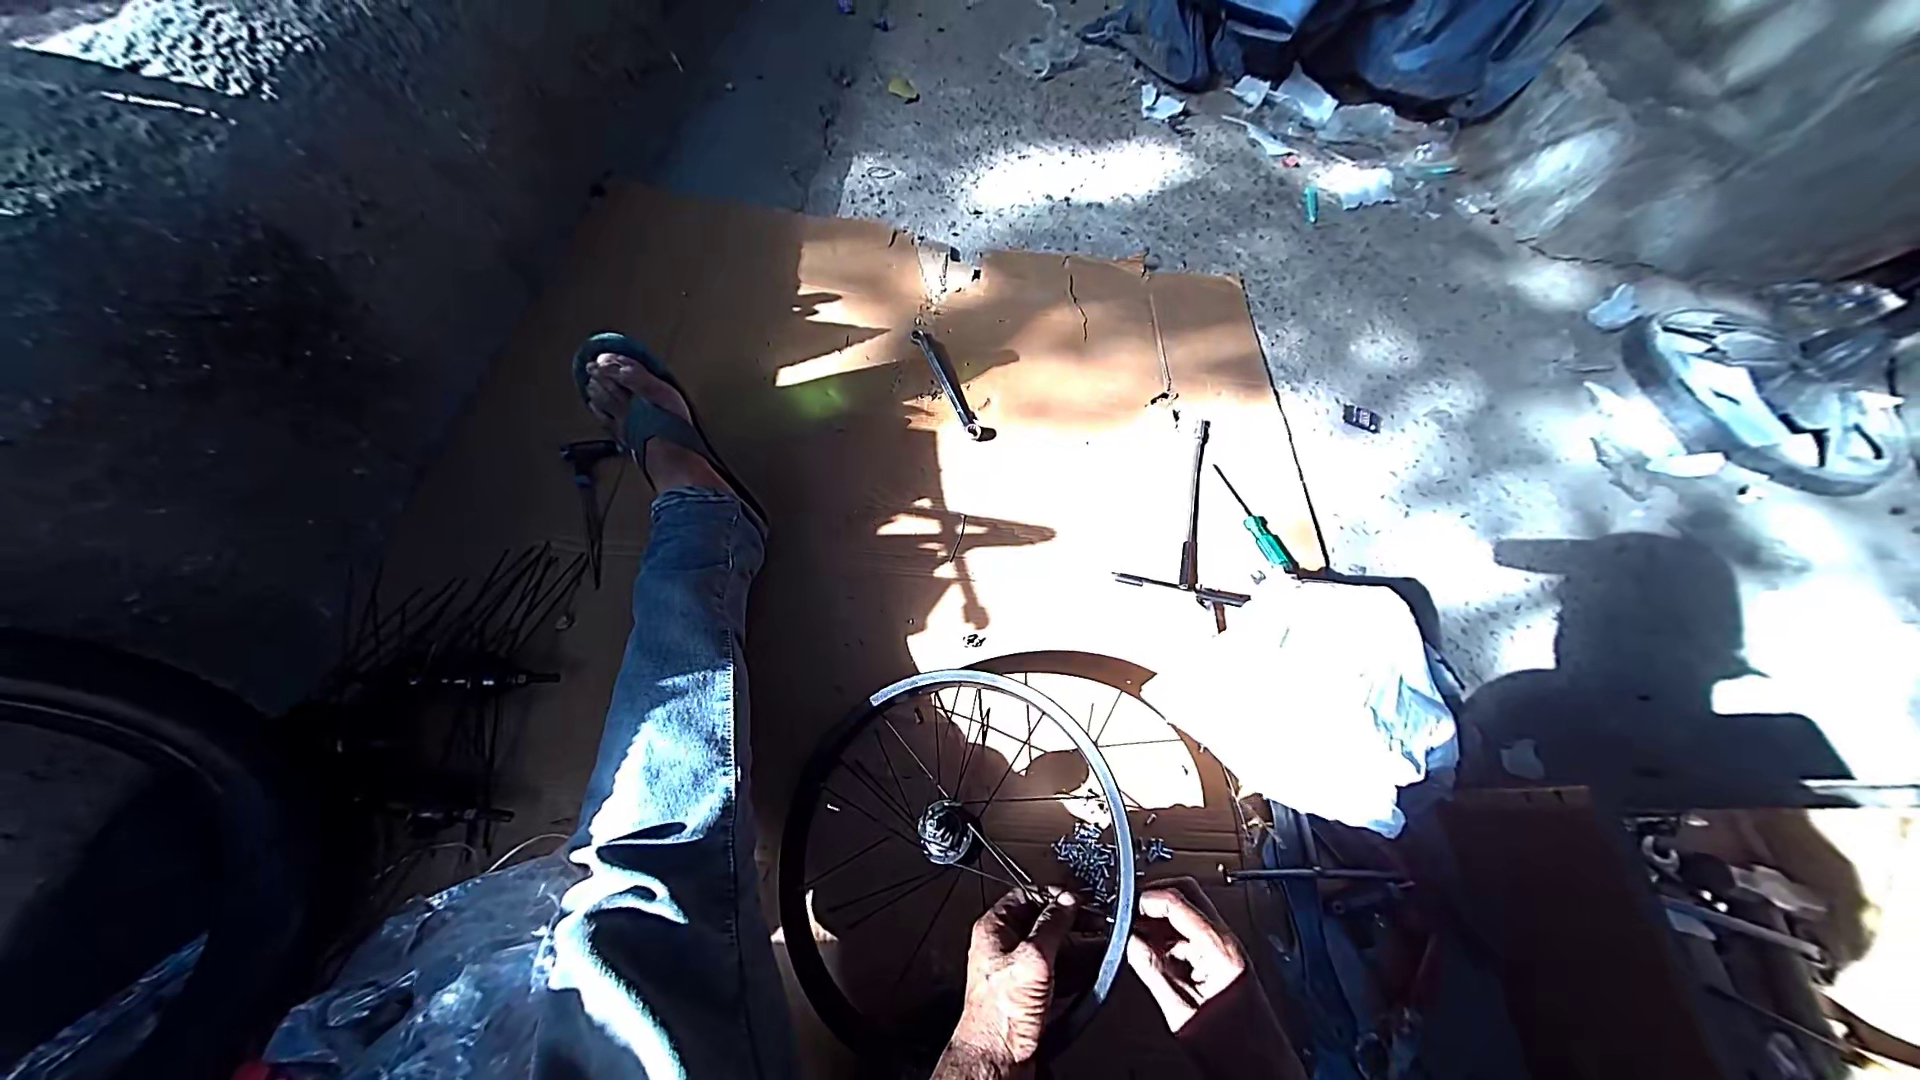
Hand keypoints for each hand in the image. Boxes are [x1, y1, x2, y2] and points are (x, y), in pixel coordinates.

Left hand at [935, 889, 1076, 1076]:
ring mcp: (1019, 972)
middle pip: (1042, 922)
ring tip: (1101, 940)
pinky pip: (1058, 973)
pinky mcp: (1032, 996)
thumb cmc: (999, 1014)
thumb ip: (1051, 926)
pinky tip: (1093, 968)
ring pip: (1053, 948)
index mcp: (995, 929)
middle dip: (1070, 920)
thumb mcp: (1032, 958)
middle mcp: (1005, 947)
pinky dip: (1077, 969)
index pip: (1026, 896)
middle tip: (1093, 919)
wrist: (997, 1061)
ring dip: (1078, 944)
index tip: (1075, 896)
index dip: (1052, 894)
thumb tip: (1066, 902)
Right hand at [1127, 878, 1304, 1079]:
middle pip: (1188, 893)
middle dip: (1155, 896)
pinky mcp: (1223, 961)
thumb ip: (1153, 972)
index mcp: (1220, 949)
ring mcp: (1227, 950)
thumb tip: (1130, 944)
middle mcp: (1227, 942)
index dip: (1148, 897)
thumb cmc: (1238, 1057)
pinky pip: (1192, 932)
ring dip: (1161, 916)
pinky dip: (1170, 935)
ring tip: (1138, 934)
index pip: (1179, 900)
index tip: (1127, 905)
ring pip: (1189, 910)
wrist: (1268, 1079)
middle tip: (1131, 909)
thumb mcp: (1182, 1014)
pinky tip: (1155, 953)